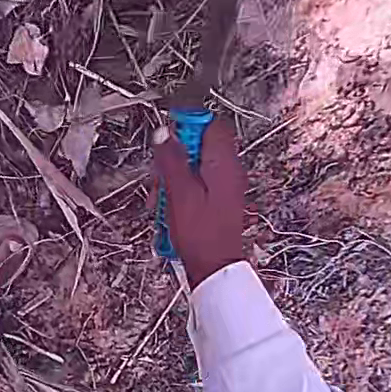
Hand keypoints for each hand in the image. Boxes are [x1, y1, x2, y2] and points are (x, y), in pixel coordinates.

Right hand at [152, 116, 247, 286]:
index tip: (169, 137)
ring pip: (193, 166)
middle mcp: (228, 171)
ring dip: (173, 177)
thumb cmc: (201, 234)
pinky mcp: (217, 199)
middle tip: (162, 176)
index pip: (211, 124)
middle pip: (198, 146)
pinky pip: (195, 183)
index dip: (187, 125)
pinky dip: (180, 191)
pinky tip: (169, 207)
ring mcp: (224, 186)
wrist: (214, 268)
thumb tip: (164, 133)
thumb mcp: (179, 191)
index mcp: (223, 163)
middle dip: (174, 157)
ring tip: (162, 198)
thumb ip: (171, 159)